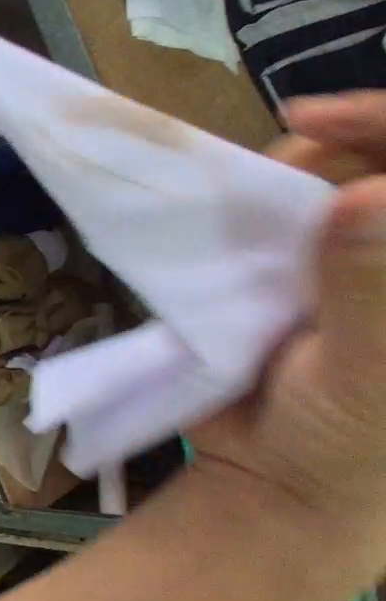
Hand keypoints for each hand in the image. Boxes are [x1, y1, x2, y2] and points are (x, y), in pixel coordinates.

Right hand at [188, 92, 385, 567]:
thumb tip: (362, 197)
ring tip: (245, 197)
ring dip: (292, 174)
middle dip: (345, 143)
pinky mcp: (302, 279)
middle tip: (280, 160)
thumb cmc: (357, 440)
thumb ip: (373, 290)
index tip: (314, 120)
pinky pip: (278, 221)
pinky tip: (229, 218)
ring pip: (334, 181)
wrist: (280, 479)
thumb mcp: (373, 373)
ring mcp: (359, 265)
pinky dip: (249, 208)